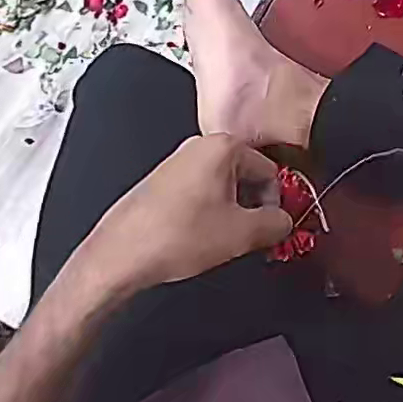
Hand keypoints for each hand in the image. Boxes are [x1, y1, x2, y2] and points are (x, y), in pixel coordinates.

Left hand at [75, 135, 291, 291]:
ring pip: (223, 185)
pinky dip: (207, 212)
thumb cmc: (178, 236)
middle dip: (252, 207)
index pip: (270, 171)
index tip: (270, 227)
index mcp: (224, 147)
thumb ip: (276, 223)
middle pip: (247, 175)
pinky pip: (200, 191)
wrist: (118, 255)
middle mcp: (200, 146)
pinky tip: (197, 237)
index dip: (274, 203)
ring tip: (220, 240)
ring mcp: (178, 162)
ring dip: (230, 211)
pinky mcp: (162, 181)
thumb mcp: (242, 234)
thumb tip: (284, 221)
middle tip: (247, 236)